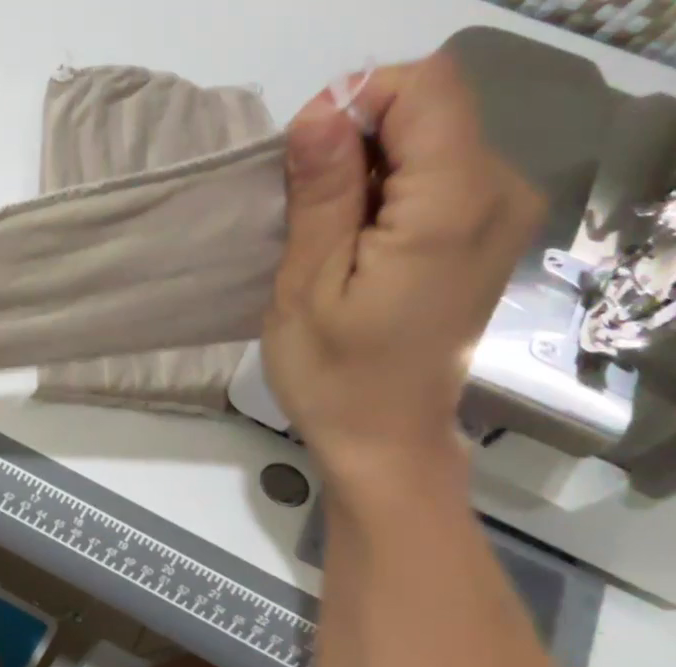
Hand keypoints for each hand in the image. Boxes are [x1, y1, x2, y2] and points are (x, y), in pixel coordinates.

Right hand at [262, 54, 544, 486]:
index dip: (357, 103)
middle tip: (307, 213)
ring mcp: (504, 209)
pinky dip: (390, 191)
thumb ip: (323, 193)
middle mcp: (501, 190)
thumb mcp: (307, 285)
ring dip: (370, 170)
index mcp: (453, 204)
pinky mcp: (492, 226)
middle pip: (432, 109)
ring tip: (329, 239)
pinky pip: (442, 172)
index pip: (426, 89)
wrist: (385, 435)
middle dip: (358, 141)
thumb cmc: (333, 372)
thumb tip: (321, 112)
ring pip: (434, 139)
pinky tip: (359, 246)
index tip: (305, 162)